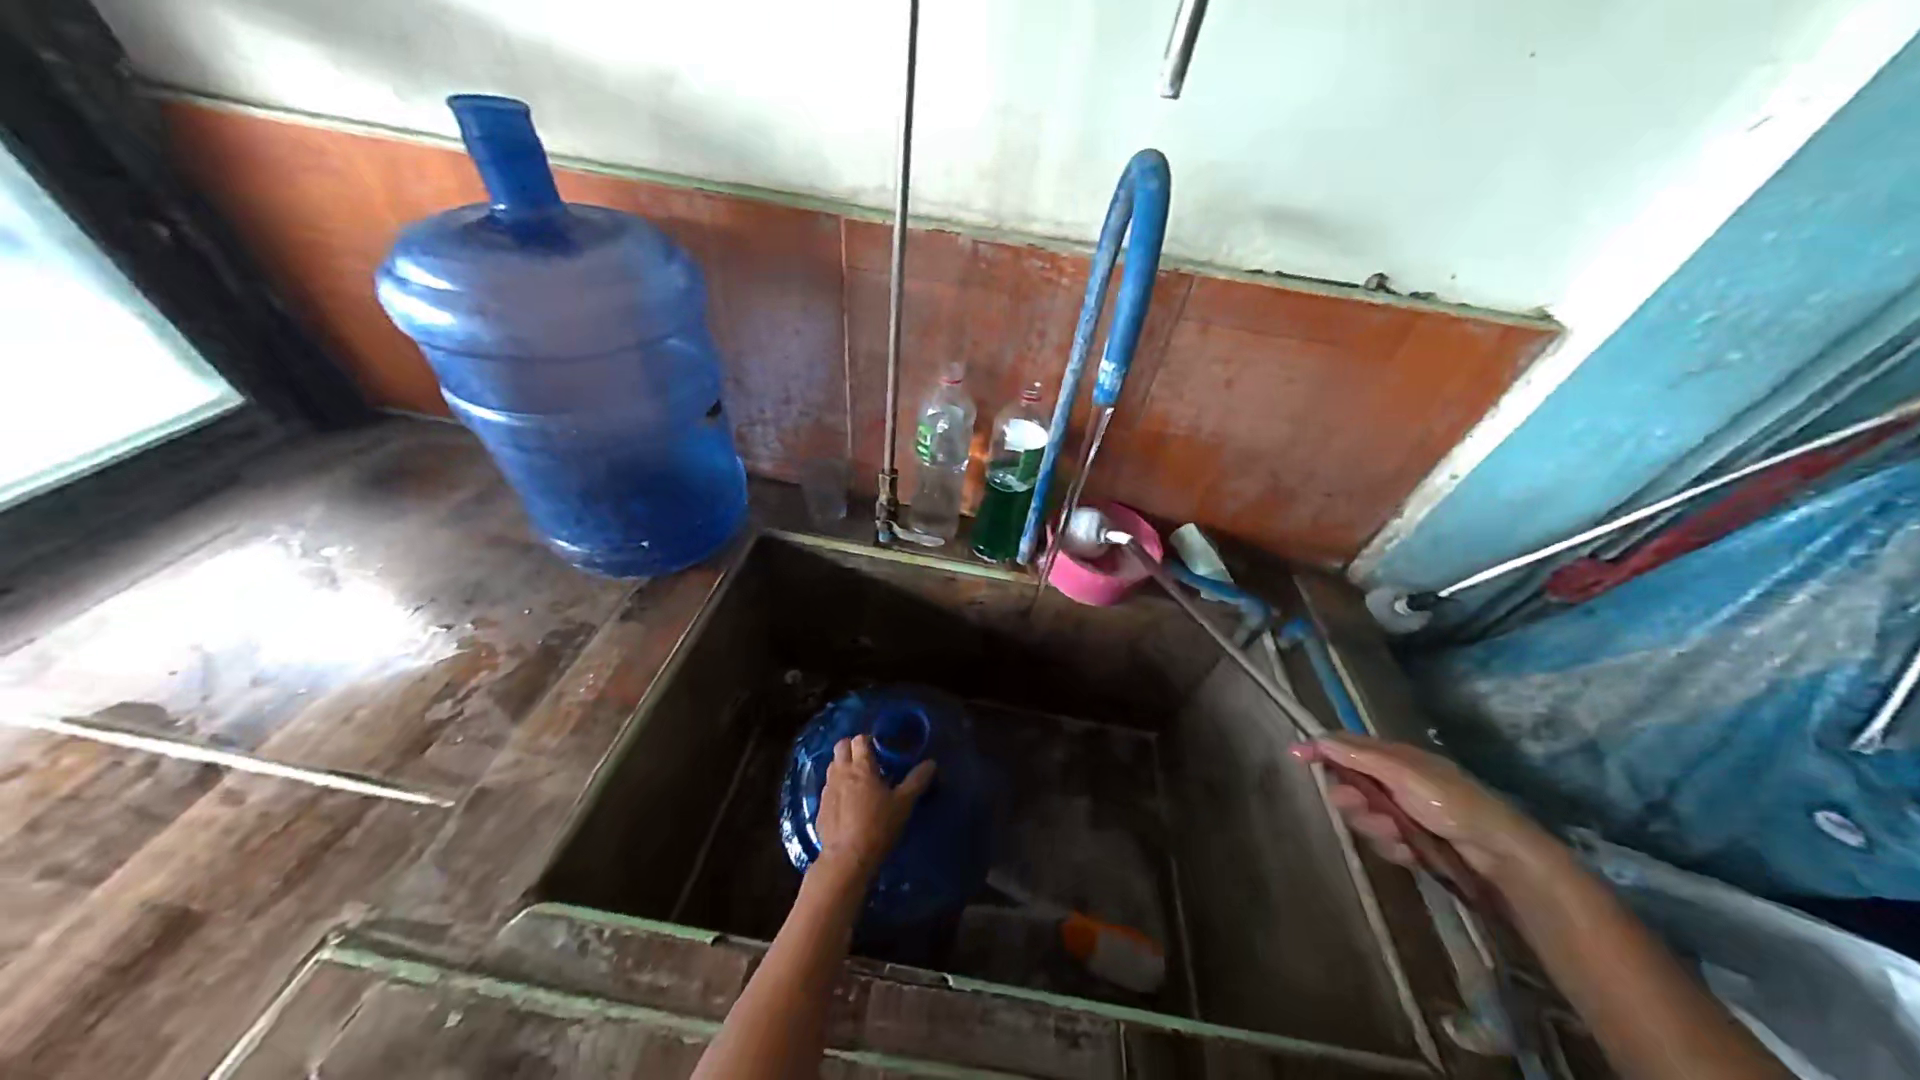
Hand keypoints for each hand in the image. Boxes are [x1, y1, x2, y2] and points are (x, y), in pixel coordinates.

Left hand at [815, 735, 935, 879]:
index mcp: (861, 767)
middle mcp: (841, 772)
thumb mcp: (904, 804)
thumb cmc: (878, 826)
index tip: (880, 748)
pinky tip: (848, 803)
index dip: (869, 739)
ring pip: (833, 765)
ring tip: (859, 780)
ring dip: (844, 765)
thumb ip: (917, 780)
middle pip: (841, 746)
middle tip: (868, 760)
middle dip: (853, 747)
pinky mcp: (820, 807)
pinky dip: (838, 787)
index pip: (860, 739)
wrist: (846, 859)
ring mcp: (827, 789)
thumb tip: (931, 763)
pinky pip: (828, 787)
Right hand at [1291, 733, 1554, 881]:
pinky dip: (1391, 847)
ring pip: (1361, 817)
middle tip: (1362, 807)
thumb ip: (1360, 756)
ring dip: (1373, 827)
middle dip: (1352, 800)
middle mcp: (1393, 782)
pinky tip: (1409, 851)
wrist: (1500, 855)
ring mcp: (1401, 813)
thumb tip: (1317, 737)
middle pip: (1348, 786)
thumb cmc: (1453, 803)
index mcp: (1394, 758)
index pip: (1346, 748)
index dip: (1321, 750)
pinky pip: (1380, 842)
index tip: (1295, 755)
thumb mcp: (1404, 772)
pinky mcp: (1408, 842)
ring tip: (1399, 835)